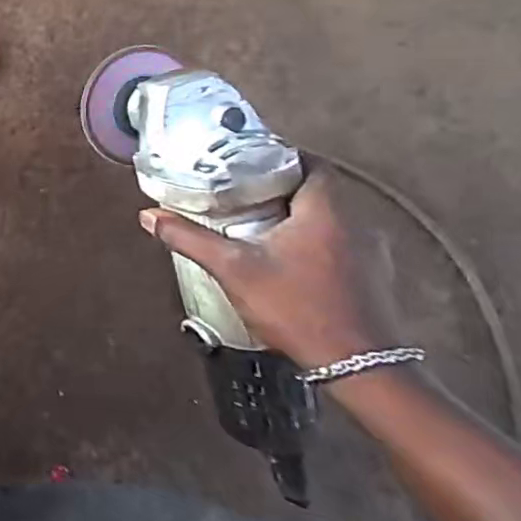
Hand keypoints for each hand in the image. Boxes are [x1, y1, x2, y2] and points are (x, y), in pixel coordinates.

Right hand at [137, 164, 406, 370]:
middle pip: (318, 190)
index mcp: (326, 214)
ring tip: (255, 217)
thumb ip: (189, 238)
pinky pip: (339, 242)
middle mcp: (356, 226)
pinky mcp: (372, 278)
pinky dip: (311, 238)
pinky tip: (284, 254)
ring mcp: (369, 254)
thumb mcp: (232, 269)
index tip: (250, 156)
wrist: (359, 365)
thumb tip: (148, 216)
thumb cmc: (295, 306)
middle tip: (240, 186)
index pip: (314, 166)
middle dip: (280, 184)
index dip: (284, 155)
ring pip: (329, 217)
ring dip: (296, 212)